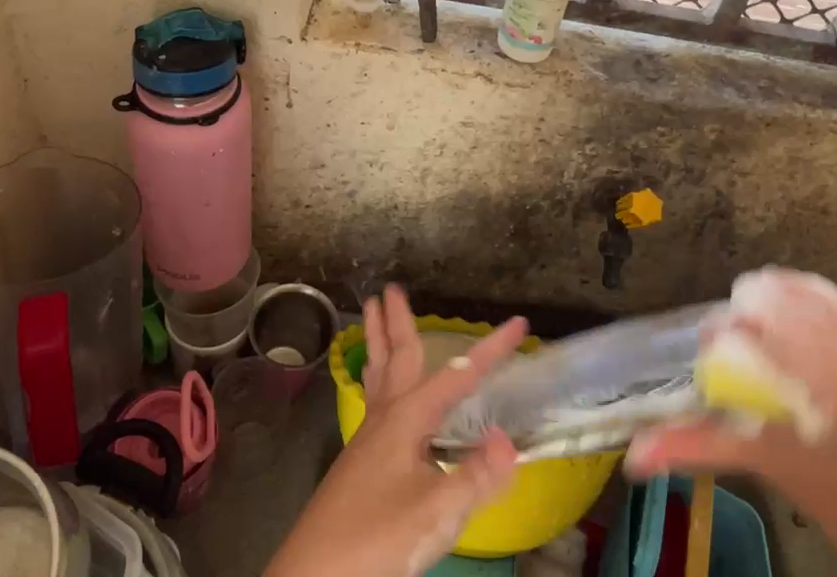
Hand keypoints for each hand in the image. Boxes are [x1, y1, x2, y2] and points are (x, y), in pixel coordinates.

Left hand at [266, 286, 526, 576]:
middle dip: (400, 323)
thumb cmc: (377, 539)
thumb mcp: (435, 512)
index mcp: (407, 421)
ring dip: (379, 342)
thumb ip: (474, 476)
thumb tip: (511, 438)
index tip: (520, 324)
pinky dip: (378, 377)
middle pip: (396, 359)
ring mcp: (369, 439)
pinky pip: (375, 399)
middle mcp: (385, 419)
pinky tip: (383, 391)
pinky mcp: (362, 460)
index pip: (458, 378)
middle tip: (392, 287)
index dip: (491, 351)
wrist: (317, 575)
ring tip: (373, 314)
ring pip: (377, 375)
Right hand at [624, 267, 836, 514]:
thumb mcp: (742, 455)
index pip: (762, 335)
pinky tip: (785, 317)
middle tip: (733, 337)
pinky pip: (816, 285)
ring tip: (757, 327)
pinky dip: (792, 293)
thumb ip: (688, 445)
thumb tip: (631, 455)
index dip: (725, 332)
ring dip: (764, 300)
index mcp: (824, 397)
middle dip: (742, 312)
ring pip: (792, 287)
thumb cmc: (801, 467)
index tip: (710, 345)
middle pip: (775, 301)